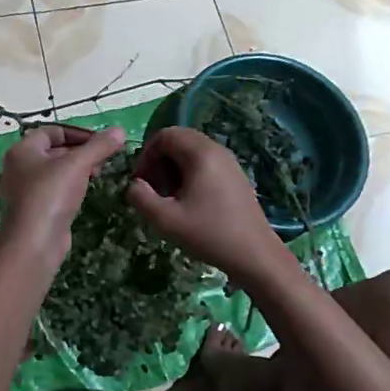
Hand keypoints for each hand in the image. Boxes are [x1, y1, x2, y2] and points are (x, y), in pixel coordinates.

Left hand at [0, 124, 125, 255]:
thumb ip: (98, 146)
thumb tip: (119, 130)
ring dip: (77, 169)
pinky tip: (86, 192)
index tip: (102, 140)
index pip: (51, 130)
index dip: (77, 132)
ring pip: (54, 172)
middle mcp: (19, 167)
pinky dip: (70, 187)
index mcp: (22, 150)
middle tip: (104, 159)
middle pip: (53, 150)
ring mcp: (24, 190)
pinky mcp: (33, 210)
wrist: (33, 242)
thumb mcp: (77, 165)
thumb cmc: (50, 195)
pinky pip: (53, 190)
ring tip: (99, 173)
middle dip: (80, 151)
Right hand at [125, 126, 286, 272]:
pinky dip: (189, 174)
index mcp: (200, 154)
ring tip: (169, 196)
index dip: (146, 154)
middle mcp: (217, 150)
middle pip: (178, 139)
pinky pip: (204, 163)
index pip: (164, 135)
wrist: (255, 255)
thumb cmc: (208, 234)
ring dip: (173, 168)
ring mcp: (229, 162)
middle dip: (159, 160)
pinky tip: (188, 201)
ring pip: (191, 151)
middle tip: (153, 188)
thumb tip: (134, 184)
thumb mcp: (164, 219)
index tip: (141, 181)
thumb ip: (139, 196)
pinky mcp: (234, 176)